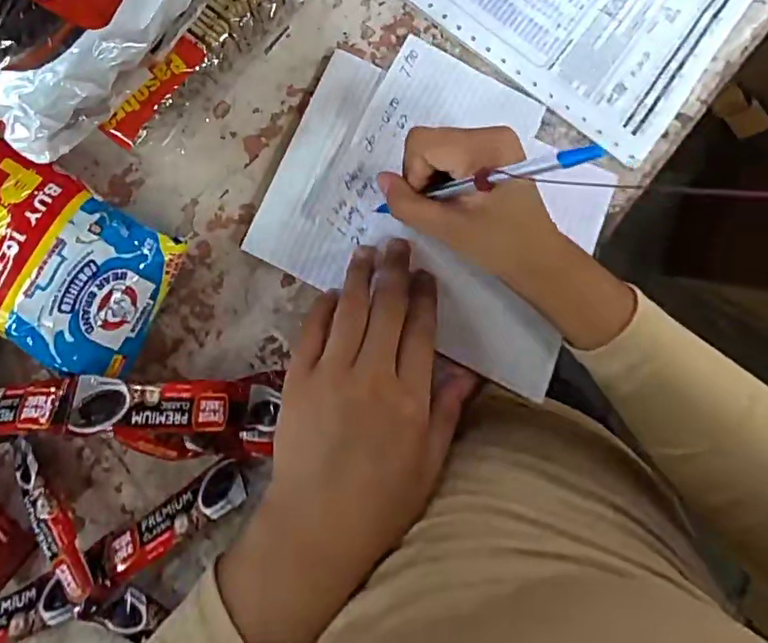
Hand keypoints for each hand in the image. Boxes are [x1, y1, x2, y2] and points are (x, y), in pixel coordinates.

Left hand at [216, 241, 477, 642]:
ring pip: (349, 310)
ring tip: (366, 250)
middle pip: (386, 309)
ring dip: (359, 276)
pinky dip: (323, 305)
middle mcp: (371, 375)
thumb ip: (448, 410)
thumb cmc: (382, 499)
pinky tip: (332, 290)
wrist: (318, 522)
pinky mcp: (298, 375)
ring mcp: (330, 372)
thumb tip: (469, 370)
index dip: (425, 297)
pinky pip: (312, 328)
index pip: (421, 331)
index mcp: (410, 397)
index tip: (427, 275)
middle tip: (398, 245)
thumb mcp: (430, 461)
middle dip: (394, 271)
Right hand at [378, 126, 636, 348]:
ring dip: (431, 175)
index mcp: (486, 146)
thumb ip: (407, 203)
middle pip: (426, 141)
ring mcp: (492, 138)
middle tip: (441, 206)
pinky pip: (447, 150)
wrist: (539, 258)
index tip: (433, 204)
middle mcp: (490, 133)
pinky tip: (458, 195)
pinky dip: (442, 172)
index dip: (414, 175)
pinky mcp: (491, 147)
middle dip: (422, 174)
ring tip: (451, 203)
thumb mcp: (446, 228)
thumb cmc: (498, 245)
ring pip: (433, 145)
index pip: (421, 144)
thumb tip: (382, 179)